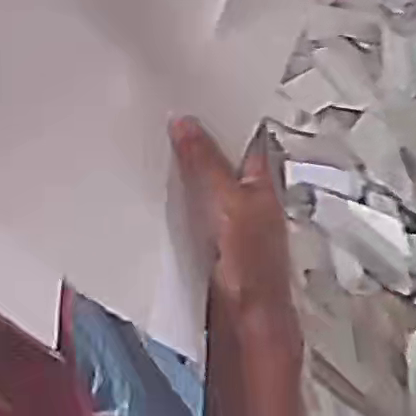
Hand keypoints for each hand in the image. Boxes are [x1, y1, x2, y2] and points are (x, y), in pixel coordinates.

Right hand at [171, 118, 296, 321]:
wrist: (245, 324)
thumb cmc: (252, 267)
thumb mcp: (228, 202)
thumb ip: (206, 162)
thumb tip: (186, 123)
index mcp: (261, 180)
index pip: (244, 132)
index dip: (222, 110)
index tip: (194, 91)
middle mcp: (246, 194)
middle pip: (218, 153)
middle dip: (194, 135)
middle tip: (166, 114)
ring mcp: (225, 214)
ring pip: (200, 176)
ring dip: (181, 162)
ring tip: (156, 141)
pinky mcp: (206, 234)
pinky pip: (187, 200)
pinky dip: (173, 189)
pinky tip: (154, 182)